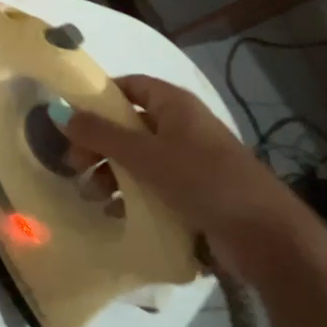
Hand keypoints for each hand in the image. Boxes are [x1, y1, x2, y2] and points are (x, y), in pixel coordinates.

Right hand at [62, 74, 319, 278]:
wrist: (269, 240)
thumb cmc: (205, 182)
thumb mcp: (145, 154)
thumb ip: (100, 133)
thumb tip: (57, 112)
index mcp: (175, 106)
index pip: (129, 85)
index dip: (98, 96)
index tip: (70, 116)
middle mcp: (182, 127)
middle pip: (127, 124)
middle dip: (97, 142)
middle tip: (75, 164)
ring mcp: (190, 162)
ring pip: (137, 158)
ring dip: (110, 173)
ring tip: (92, 194)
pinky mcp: (194, 194)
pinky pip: (152, 186)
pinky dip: (130, 194)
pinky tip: (114, 211)